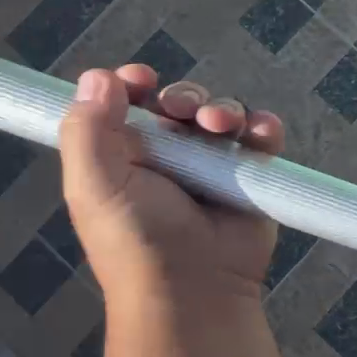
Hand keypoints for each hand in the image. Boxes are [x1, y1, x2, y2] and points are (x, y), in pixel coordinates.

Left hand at [59, 65, 284, 307]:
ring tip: (225, 126)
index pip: (124, 108)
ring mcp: (214, 163)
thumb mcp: (97, 186)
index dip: (131, 87)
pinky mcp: (254, 171)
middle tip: (188, 111)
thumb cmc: (138, 237)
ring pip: (224, 115)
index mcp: (121, 156)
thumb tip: (97, 76)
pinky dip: (265, 128)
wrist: (199, 280)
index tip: (140, 78)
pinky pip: (263, 136)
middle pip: (179, 105)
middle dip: (186, 98)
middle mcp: (168, 156)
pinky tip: (262, 133)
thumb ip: (91, 132)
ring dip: (227, 110)